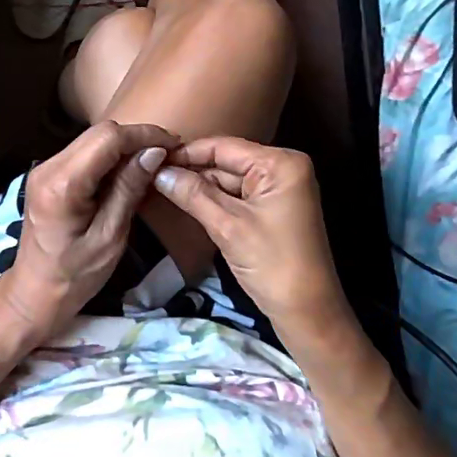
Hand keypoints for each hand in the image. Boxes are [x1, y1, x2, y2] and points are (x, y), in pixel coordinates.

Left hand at [0, 121, 177, 333]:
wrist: (35, 292)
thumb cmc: (75, 275)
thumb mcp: (110, 236)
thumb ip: (129, 189)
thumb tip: (155, 152)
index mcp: (62, 184)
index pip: (107, 138)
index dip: (144, 135)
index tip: (174, 145)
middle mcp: (48, 167)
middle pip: (99, 133)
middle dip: (136, 138)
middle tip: (168, 154)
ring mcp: (44, 169)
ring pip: (91, 140)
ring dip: (123, 146)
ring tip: (153, 163)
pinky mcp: (48, 176)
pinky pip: (83, 154)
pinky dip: (109, 157)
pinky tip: (128, 172)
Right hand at [149, 136, 346, 327]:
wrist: (306, 310)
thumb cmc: (272, 263)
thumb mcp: (227, 226)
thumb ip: (192, 194)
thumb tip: (158, 172)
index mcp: (280, 163)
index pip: (223, 147)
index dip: (186, 153)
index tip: (151, 160)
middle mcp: (282, 168)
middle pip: (225, 161)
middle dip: (190, 170)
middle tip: (150, 175)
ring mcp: (278, 189)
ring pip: (227, 180)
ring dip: (198, 186)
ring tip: (160, 187)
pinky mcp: (271, 208)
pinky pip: (236, 196)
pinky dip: (212, 200)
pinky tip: (184, 202)